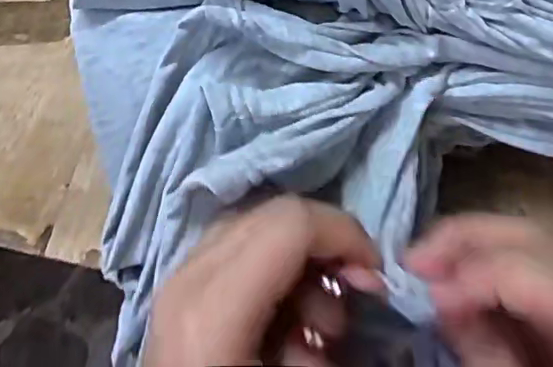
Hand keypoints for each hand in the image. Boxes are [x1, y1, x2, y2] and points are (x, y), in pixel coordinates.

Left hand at [144, 196, 385, 366]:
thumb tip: (365, 285)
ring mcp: (175, 280)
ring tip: (323, 332)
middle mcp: (187, 276)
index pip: (289, 222)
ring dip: (300, 266)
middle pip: (271, 216)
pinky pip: (234, 254)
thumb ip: (331, 335)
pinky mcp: (177, 294)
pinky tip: (288, 332)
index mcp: (212, 307)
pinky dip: (272, 276)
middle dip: (325, 248)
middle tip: (358, 299)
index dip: (344, 235)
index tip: (376, 280)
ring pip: (253, 229)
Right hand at [407, 216, 552, 366]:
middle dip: (467, 238)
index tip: (429, 295)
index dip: (486, 276)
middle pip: (538, 239)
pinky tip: (455, 281)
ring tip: (426, 266)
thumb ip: (492, 359)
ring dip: (469, 245)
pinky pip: (530, 266)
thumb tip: (442, 301)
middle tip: (414, 261)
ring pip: (531, 242)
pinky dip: (484, 263)